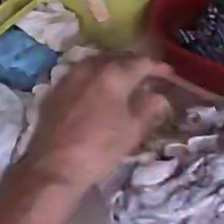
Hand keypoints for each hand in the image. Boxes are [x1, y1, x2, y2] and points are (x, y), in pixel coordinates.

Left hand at [18, 53, 174, 190]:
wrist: (54, 166)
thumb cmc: (100, 148)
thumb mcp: (133, 130)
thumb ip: (149, 108)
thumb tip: (159, 97)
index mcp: (113, 73)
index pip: (142, 62)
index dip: (158, 67)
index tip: (169, 74)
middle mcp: (90, 66)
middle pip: (118, 57)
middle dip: (135, 64)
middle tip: (149, 75)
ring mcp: (70, 75)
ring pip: (97, 63)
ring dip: (114, 68)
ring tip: (125, 80)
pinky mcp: (56, 88)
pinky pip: (81, 74)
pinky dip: (95, 77)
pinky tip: (99, 90)